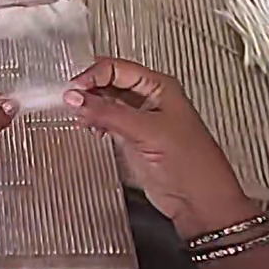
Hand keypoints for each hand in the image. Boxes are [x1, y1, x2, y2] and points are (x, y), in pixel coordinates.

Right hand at [65, 58, 253, 238]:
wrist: (198, 200)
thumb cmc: (189, 163)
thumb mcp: (145, 131)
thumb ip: (107, 112)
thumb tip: (75, 97)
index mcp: (158, 86)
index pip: (115, 68)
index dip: (92, 76)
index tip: (73, 91)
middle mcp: (148, 98)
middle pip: (108, 81)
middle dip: (87, 90)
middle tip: (70, 102)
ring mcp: (139, 118)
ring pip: (104, 101)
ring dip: (88, 106)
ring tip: (80, 118)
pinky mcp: (131, 136)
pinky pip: (106, 120)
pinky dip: (93, 121)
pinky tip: (89, 129)